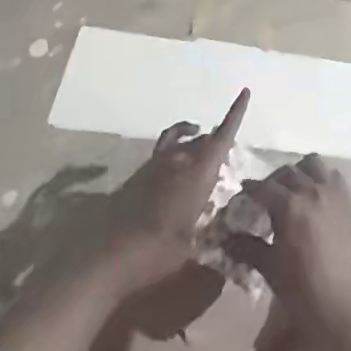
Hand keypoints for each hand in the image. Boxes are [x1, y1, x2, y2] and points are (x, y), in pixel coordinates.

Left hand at [99, 89, 249, 291]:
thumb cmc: (156, 253)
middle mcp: (178, 161)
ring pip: (182, 143)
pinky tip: (174, 174)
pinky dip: (174, 152)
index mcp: (197, 173)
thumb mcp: (190, 245)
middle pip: (202, 140)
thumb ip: (203, 224)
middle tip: (224, 161)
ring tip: (200, 157)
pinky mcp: (138, 175)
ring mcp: (155, 165)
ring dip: (194, 145)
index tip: (244, 92)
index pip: (222, 136)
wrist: (105, 258)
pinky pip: (163, 152)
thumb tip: (210, 214)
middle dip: (215, 143)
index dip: (235, 113)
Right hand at [235, 156, 350, 336]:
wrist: (343, 307)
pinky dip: (320, 179)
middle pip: (286, 172)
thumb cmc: (302, 291)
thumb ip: (247, 247)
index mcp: (290, 205)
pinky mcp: (348, 201)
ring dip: (298, 172)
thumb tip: (226, 237)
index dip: (249, 190)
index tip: (241, 196)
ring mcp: (333, 193)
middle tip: (263, 198)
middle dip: (271, 181)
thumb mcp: (269, 268)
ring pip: (312, 164)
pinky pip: (332, 176)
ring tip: (290, 191)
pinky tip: (314, 198)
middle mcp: (312, 190)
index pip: (263, 187)